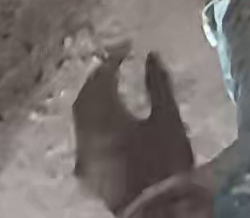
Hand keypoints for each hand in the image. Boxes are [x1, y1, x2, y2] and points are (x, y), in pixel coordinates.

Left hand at [71, 47, 194, 214]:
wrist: (157, 210)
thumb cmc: (166, 160)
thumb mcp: (168, 116)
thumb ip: (157, 83)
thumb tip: (150, 56)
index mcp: (105, 121)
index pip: (100, 81)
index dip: (111, 60)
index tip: (127, 47)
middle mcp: (87, 138)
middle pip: (84, 99)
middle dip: (97, 77)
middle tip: (116, 61)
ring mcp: (84, 159)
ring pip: (81, 118)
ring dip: (94, 96)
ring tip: (113, 82)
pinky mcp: (88, 173)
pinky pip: (84, 134)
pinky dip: (94, 116)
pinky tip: (111, 112)